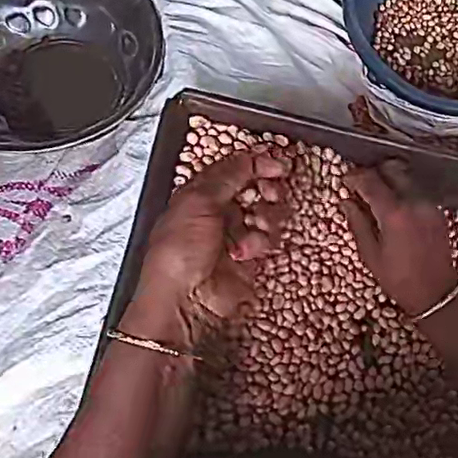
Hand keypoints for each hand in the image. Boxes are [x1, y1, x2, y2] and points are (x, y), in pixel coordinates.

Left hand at [123, 149, 287, 344]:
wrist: (186, 299)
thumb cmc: (179, 252)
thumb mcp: (199, 202)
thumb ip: (228, 176)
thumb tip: (249, 158)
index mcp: (199, 194)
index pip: (233, 170)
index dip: (256, 165)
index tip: (277, 166)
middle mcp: (218, 212)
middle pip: (254, 190)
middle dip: (267, 191)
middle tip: (270, 195)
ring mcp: (234, 234)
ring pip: (265, 214)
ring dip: (265, 218)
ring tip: (255, 228)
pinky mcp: (249, 256)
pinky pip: (267, 239)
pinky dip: (262, 241)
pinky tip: (248, 251)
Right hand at [340, 160, 457, 316]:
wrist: (436, 292)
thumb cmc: (400, 279)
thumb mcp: (371, 254)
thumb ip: (358, 223)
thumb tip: (346, 202)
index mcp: (395, 213)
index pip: (371, 181)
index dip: (354, 177)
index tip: (344, 180)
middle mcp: (415, 202)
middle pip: (392, 169)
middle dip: (374, 173)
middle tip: (360, 186)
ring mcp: (429, 205)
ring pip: (407, 178)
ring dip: (390, 180)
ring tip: (376, 197)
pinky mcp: (438, 211)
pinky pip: (417, 191)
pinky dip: (403, 191)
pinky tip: (394, 207)